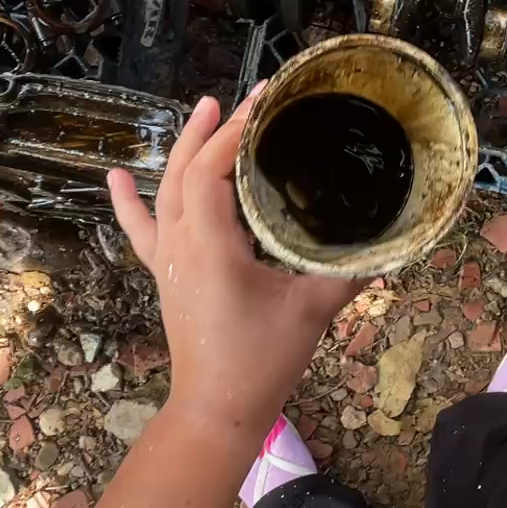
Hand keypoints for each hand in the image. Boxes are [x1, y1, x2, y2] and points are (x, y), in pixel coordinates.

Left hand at [108, 90, 361, 440]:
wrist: (216, 410)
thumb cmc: (261, 359)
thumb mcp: (311, 311)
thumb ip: (350, 275)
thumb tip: (392, 250)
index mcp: (211, 244)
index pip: (212, 170)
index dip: (234, 132)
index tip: (264, 104)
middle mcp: (181, 243)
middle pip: (185, 171)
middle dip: (209, 129)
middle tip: (237, 98)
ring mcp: (168, 259)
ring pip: (166, 191)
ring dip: (182, 149)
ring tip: (201, 112)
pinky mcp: (166, 274)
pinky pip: (142, 230)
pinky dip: (128, 202)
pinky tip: (114, 177)